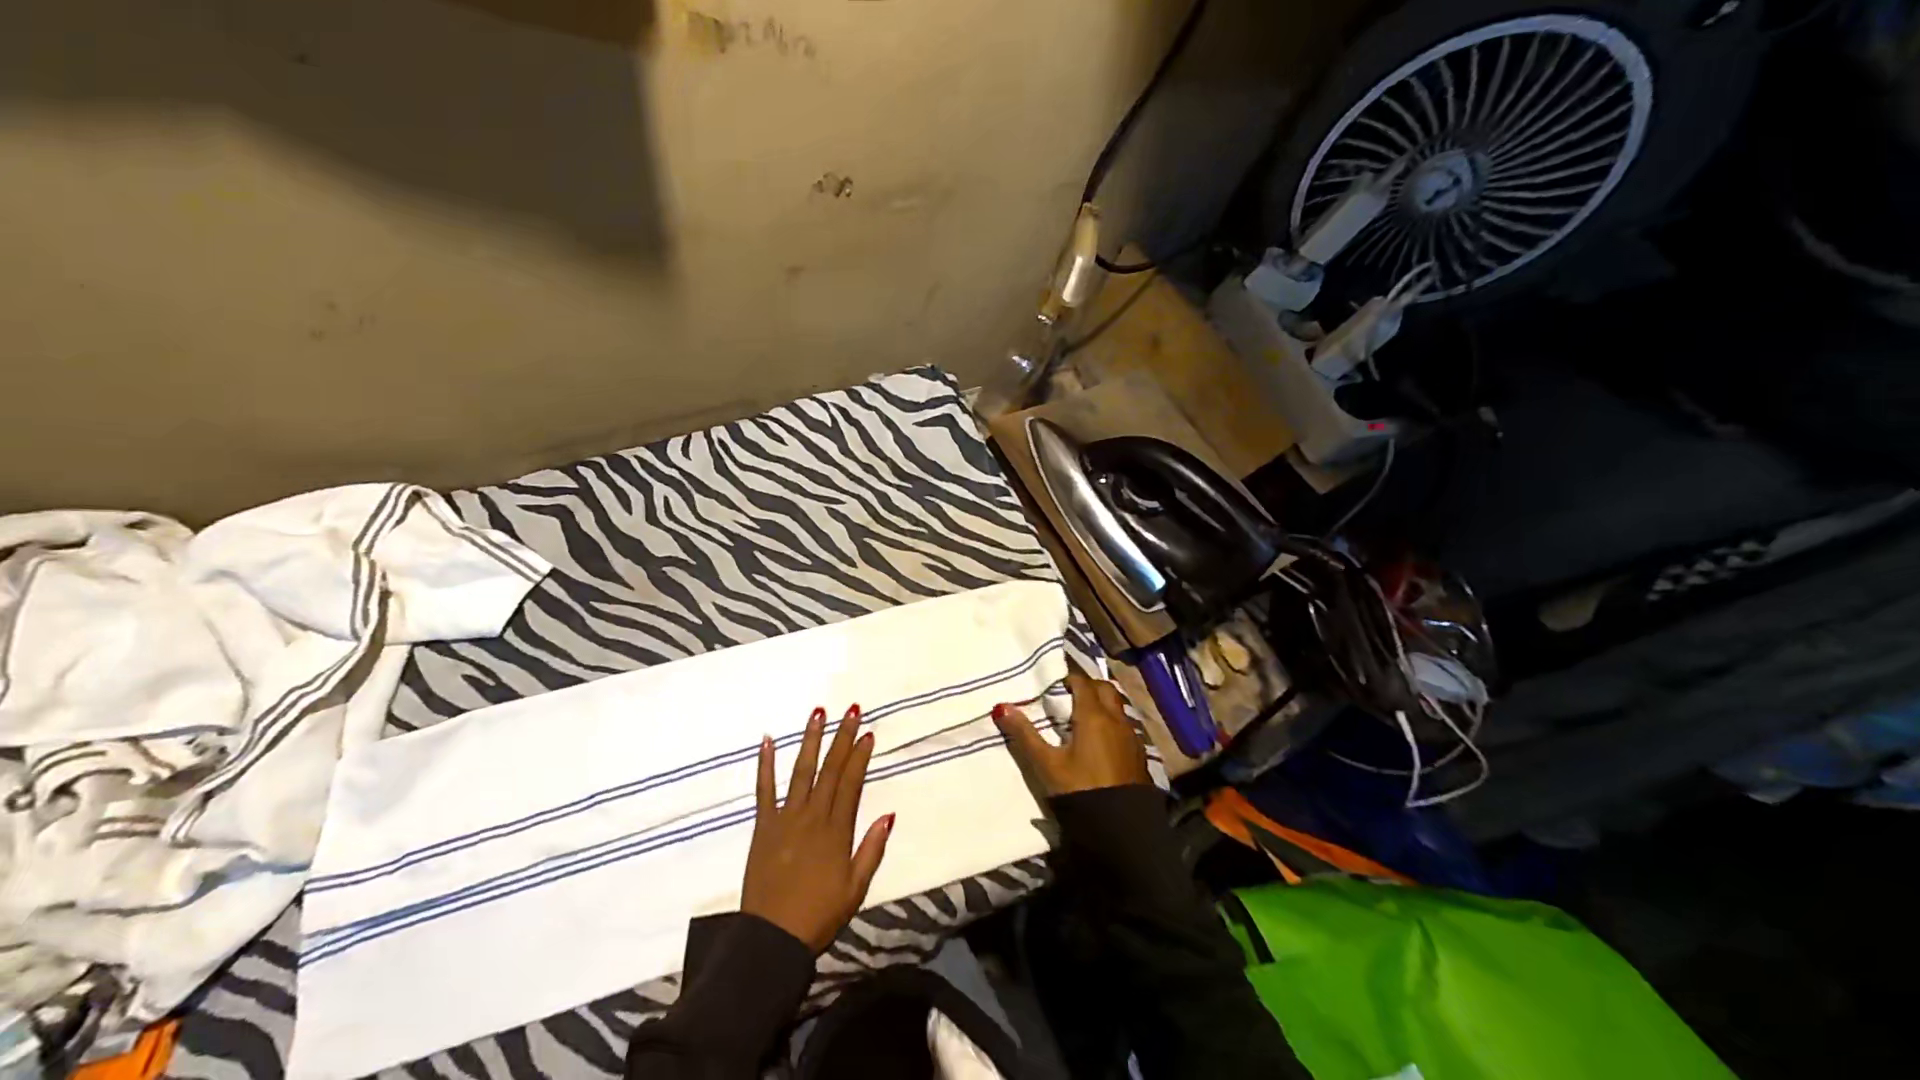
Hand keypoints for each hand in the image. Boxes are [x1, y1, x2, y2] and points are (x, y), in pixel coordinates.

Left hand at [741, 705, 892, 951]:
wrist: (772, 937)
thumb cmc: (819, 915)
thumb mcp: (856, 888)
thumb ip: (872, 849)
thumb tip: (888, 814)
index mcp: (837, 830)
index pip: (851, 783)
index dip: (859, 756)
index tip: (867, 733)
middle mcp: (812, 816)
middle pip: (830, 770)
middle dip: (841, 738)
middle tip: (850, 710)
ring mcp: (785, 818)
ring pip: (801, 771)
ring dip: (810, 740)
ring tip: (818, 713)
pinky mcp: (763, 826)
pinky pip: (764, 790)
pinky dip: (766, 764)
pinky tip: (768, 740)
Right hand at [992, 671, 1150, 796]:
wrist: (1121, 828)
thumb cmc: (1080, 789)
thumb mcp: (1046, 764)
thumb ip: (1024, 734)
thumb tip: (1001, 707)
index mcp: (1094, 715)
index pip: (1082, 682)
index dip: (1068, 677)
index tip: (1054, 681)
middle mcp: (1117, 719)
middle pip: (1104, 689)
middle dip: (1087, 686)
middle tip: (1067, 695)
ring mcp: (1131, 736)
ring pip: (1117, 706)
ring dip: (1101, 703)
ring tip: (1082, 716)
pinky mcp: (1138, 754)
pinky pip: (1124, 725)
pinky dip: (1111, 722)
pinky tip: (1100, 739)